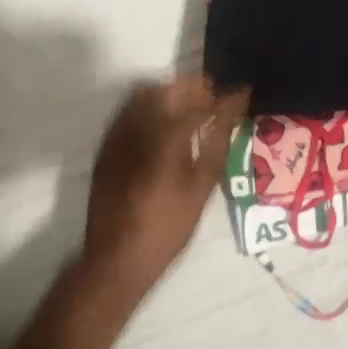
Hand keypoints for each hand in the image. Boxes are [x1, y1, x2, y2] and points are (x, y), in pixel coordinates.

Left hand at [82, 76, 249, 288]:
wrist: (114, 261)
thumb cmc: (166, 230)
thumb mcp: (200, 190)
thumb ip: (218, 145)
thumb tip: (233, 113)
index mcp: (166, 140)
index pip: (201, 104)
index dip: (224, 96)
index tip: (241, 91)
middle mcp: (138, 129)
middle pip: (169, 89)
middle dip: (195, 87)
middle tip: (214, 97)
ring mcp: (117, 136)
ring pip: (145, 94)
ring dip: (171, 93)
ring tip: (191, 108)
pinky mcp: (106, 146)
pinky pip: (128, 110)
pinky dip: (149, 106)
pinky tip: (163, 124)